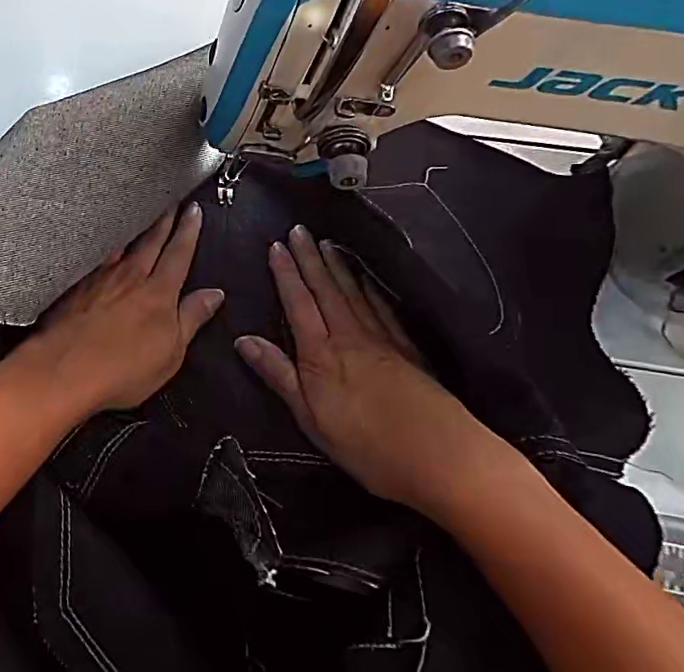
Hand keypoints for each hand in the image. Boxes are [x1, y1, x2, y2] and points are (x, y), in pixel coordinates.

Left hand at [19, 202, 223, 414]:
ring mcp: (99, 279)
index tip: (194, 211)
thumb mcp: (172, 351)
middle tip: (172, 202)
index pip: (179, 251)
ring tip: (141, 212)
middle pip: (151, 239)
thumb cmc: (118, 368)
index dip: (189, 229)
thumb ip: (193, 317)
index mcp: (158, 292)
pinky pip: (95, 257)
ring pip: (123, 243)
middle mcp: (129, 277)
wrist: (63, 373)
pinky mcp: (75, 287)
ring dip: (135, 227)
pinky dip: (104, 245)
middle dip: (165, 219)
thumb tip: (213, 295)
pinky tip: (101, 242)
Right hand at [237, 226, 513, 513]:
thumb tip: (244, 341)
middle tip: (299, 229)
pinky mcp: (405, 347)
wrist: (438, 454)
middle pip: (325, 289)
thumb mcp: (311, 418)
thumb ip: (278, 375)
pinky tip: (367, 278)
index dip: (286, 273)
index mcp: (322, 354)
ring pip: (353, 292)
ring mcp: (381, 338)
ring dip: (337, 265)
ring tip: (326, 243)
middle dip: (309, 257)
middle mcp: (350, 336)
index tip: (276, 246)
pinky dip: (370, 287)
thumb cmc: (367, 446)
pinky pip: (381, 306)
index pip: (298, 303)